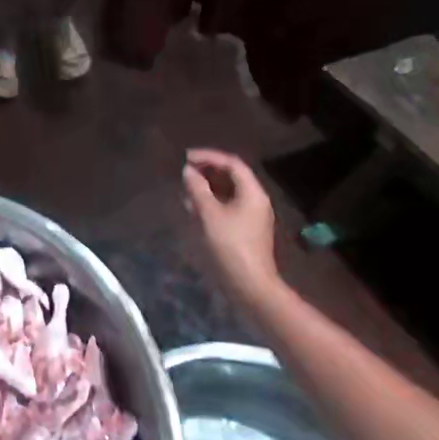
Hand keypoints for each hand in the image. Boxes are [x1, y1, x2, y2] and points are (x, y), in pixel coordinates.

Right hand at [181, 148, 279, 290]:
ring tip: (185, 186)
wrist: (248, 282)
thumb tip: (188, 171)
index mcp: (252, 193)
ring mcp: (250, 215)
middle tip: (183, 170)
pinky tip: (193, 205)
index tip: (185, 157)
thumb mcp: (209, 214)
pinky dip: (210, 200)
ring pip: (228, 191)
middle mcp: (255, 200)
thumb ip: (197, 189)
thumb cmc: (229, 244)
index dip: (209, 157)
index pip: (232, 164)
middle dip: (207, 170)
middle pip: (232, 176)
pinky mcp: (243, 228)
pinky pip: (226, 205)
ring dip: (207, 185)